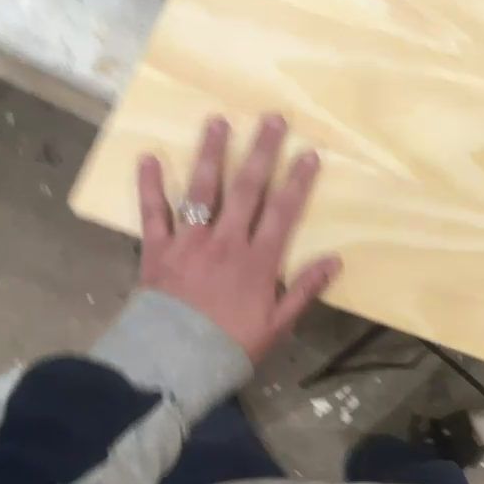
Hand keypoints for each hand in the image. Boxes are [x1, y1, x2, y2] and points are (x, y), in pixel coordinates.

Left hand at [135, 114, 340, 361]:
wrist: (173, 365)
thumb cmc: (230, 346)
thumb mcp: (278, 325)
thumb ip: (304, 290)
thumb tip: (334, 260)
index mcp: (258, 260)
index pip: (283, 212)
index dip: (298, 181)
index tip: (309, 153)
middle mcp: (226, 242)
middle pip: (247, 189)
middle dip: (261, 152)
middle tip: (271, 119)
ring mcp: (189, 242)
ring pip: (203, 190)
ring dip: (211, 154)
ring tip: (217, 121)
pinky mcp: (157, 250)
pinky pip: (153, 213)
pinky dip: (150, 185)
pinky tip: (149, 157)